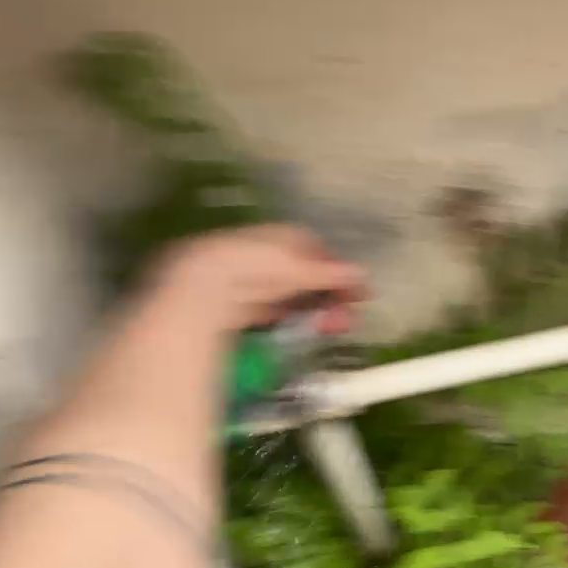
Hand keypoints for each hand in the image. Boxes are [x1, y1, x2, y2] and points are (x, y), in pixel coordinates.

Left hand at [143, 224, 365, 330]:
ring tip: (333, 328)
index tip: (355, 292)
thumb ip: (331, 273)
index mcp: (282, 237)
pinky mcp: (244, 304)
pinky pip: (279, 311)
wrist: (205, 287)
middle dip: (332, 298)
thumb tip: (363, 273)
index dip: (338, 270)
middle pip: (308, 276)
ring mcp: (255, 279)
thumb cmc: (255, 267)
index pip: (317, 250)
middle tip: (349, 318)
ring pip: (295, 296)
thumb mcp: (300, 269)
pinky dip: (296, 320)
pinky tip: (306, 331)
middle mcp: (268, 254)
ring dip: (318, 312)